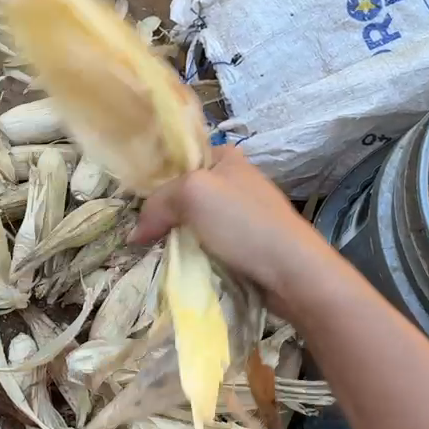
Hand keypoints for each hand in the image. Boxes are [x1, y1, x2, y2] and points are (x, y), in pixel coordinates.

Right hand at [131, 145, 345, 308]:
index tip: (135, 202)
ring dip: (177, 236)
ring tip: (159, 250)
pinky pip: (208, 243)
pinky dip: (194, 252)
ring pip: (193, 221)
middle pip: (183, 192)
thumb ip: (157, 203)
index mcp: (225, 156)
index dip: (154, 179)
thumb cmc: (243, 222)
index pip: (177, 159)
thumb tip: (136, 234)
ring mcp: (242, 213)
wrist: (293, 272)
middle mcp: (234, 180)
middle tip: (145, 231)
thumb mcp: (191, 194)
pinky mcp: (247, 243)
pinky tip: (183, 263)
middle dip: (164, 212)